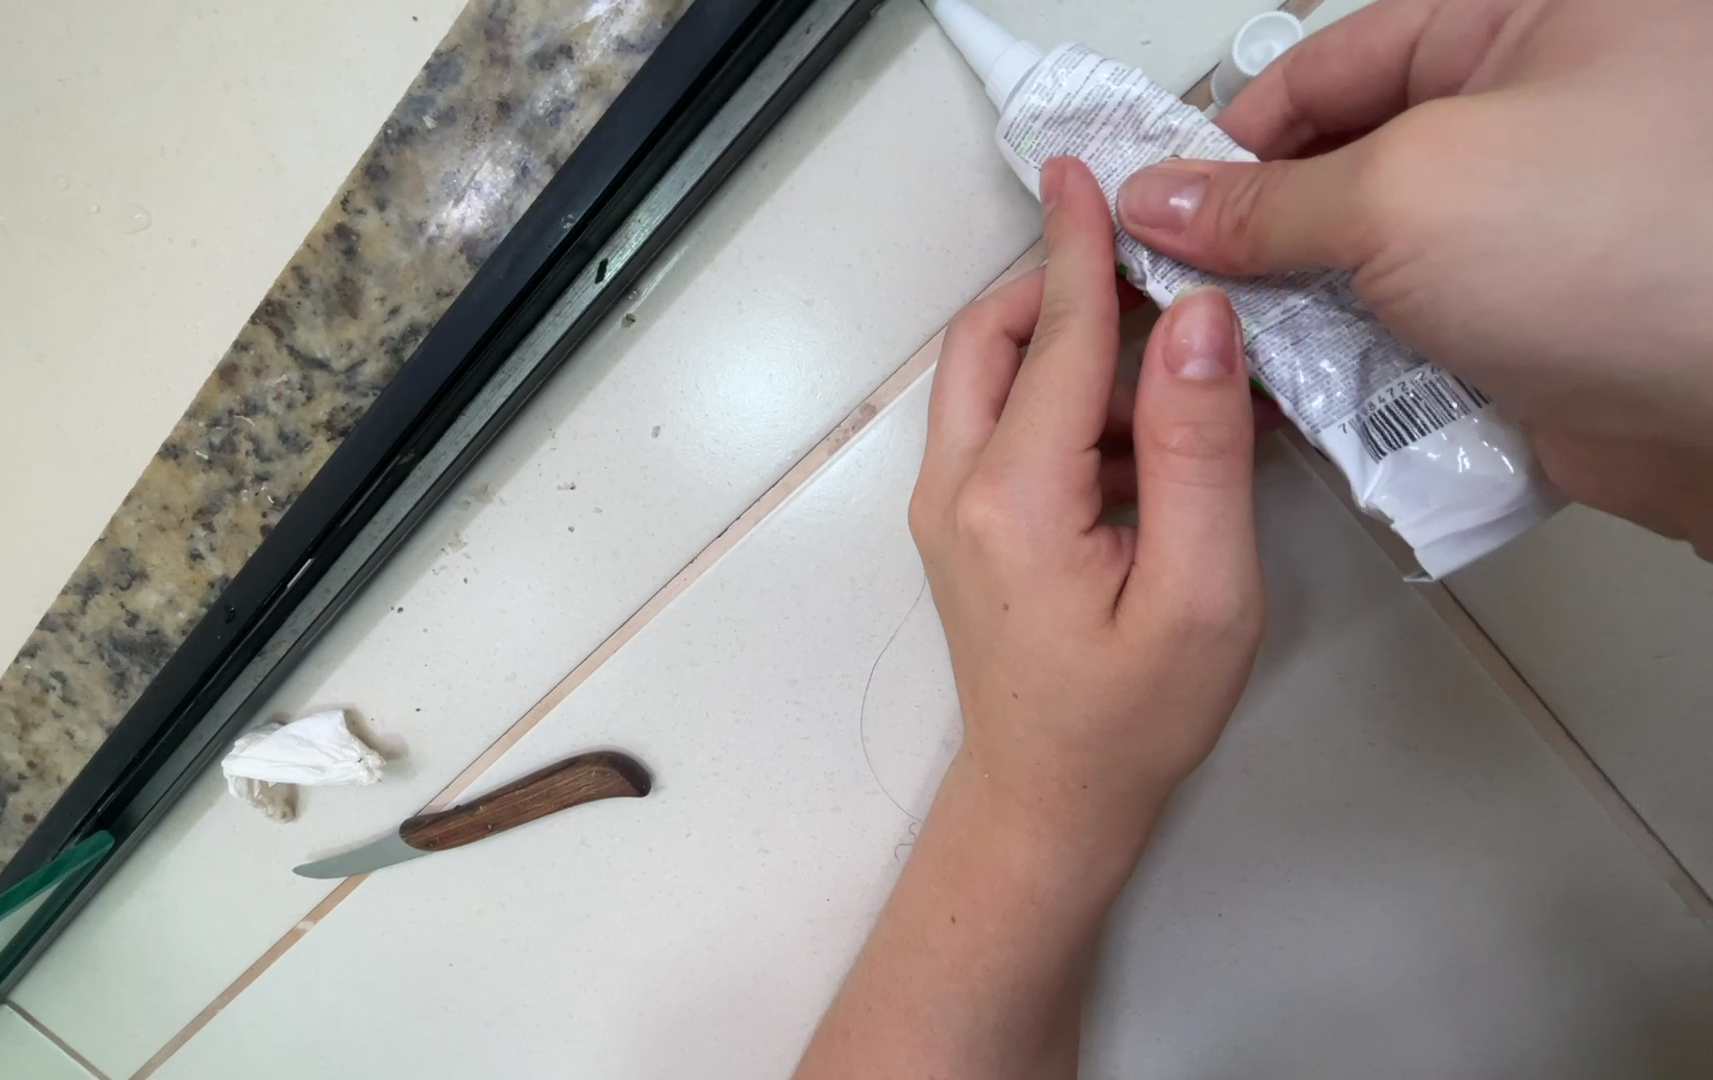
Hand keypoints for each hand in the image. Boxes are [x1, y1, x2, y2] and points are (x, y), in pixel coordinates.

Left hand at [793, 157, 1261, 1079]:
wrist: (1044, 790)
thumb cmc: (1130, 714)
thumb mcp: (1200, 591)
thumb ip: (1194, 450)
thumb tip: (1192, 322)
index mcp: (1011, 497)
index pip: (1048, 341)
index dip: (1074, 250)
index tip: (1083, 172)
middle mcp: (953, 487)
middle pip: (982, 347)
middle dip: (1048, 290)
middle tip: (1141, 271)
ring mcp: (941, 506)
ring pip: (978, 384)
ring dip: (1050, 346)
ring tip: (1153, 358)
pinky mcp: (954, 524)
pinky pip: (988, 427)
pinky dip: (1046, 398)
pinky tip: (1121, 426)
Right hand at [1116, 0, 1712, 555]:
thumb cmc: (1634, 244)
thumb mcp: (1407, 192)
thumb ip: (1260, 200)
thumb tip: (1151, 199)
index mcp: (1525, 21)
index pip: (1321, 69)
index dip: (1222, 141)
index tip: (1150, 212)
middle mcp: (1512, 113)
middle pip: (1318, 166)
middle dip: (1239, 235)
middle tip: (1167, 289)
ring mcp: (1495, 221)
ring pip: (1333, 253)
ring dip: (1269, 302)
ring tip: (1210, 342)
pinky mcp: (1486, 309)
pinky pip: (1366, 316)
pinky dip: (1314, 349)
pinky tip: (1269, 379)